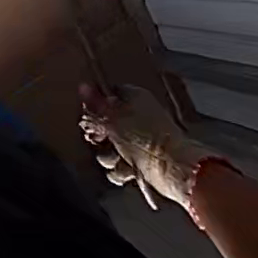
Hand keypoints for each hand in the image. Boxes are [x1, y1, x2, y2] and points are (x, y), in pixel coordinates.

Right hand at [80, 83, 220, 214]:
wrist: (175, 170)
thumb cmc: (145, 138)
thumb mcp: (113, 117)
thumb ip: (95, 103)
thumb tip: (82, 87)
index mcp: (134, 98)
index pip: (107, 96)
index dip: (96, 106)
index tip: (91, 116)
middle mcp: (138, 117)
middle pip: (105, 123)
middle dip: (100, 137)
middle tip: (102, 140)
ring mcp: (141, 141)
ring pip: (110, 147)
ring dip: (110, 156)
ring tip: (119, 158)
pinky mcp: (144, 162)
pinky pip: (121, 165)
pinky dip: (122, 170)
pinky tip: (128, 170)